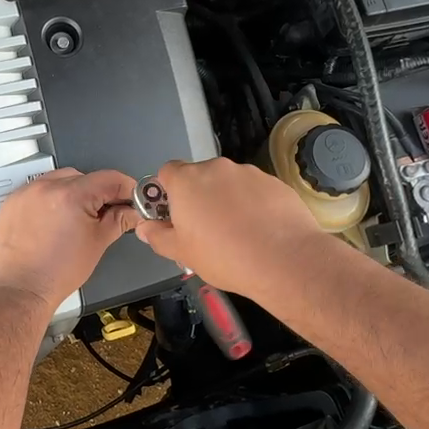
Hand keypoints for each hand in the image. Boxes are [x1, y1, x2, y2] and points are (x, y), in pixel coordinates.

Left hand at [0, 168, 139, 305]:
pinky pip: (38, 190)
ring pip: (60, 180)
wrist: (22, 289)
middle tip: (104, 214)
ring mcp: (26, 193)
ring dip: (73, 193)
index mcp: (71, 195)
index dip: (126, 188)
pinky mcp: (13, 201)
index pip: (109, 178)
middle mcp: (46, 188)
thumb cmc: (56, 273)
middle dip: (97, 193)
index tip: (130, 198)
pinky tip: (54, 221)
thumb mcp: (98, 243)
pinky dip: (50, 200)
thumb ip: (119, 220)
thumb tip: (131, 211)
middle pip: (84, 178)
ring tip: (74, 220)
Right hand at [134, 158, 335, 297]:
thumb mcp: (182, 253)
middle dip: (200, 196)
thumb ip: (158, 236)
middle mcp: (216, 168)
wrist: (284, 260)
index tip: (176, 215)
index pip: (168, 172)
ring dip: (227, 199)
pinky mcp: (274, 182)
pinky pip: (255, 189)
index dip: (169, 192)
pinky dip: (253, 204)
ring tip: (238, 231)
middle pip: (199, 176)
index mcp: (187, 181)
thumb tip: (145, 228)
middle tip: (207, 228)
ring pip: (229, 182)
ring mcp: (248, 172)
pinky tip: (260, 229)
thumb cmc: (224, 256)